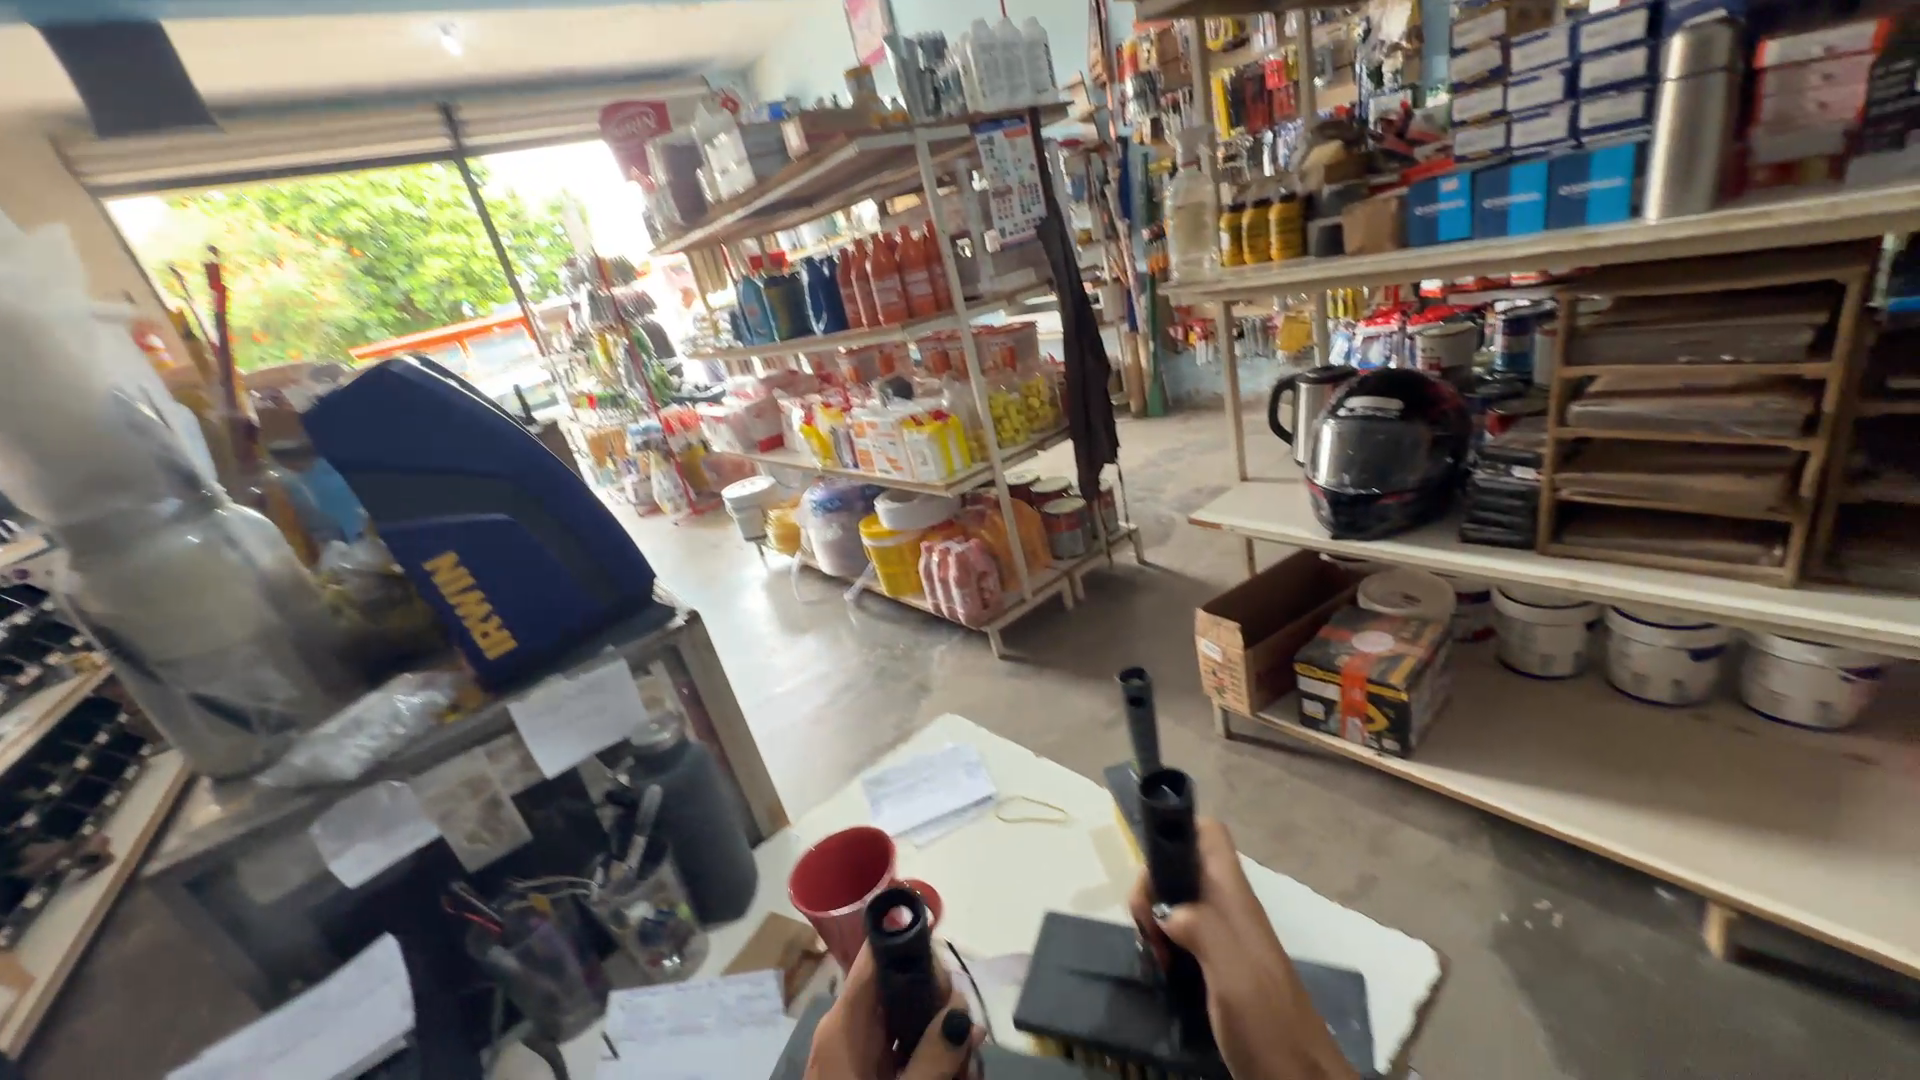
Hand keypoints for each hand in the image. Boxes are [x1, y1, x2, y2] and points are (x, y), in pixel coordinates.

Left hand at [804, 944, 984, 1079]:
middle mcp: (849, 1023)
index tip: (948, 969)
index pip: (876, 953)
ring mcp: (856, 1046)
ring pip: (909, 1016)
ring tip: (966, 1072)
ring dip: (942, 1038)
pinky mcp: (864, 1068)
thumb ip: (936, 1056)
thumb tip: (963, 1011)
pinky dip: (928, 1055)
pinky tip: (955, 1076)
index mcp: (847, 1021)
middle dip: (941, 1007)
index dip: (911, 945)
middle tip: (968, 1042)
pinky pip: (902, 1044)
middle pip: (902, 985)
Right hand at [1129, 817, 1357, 1079]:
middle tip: (1146, 928)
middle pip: (1183, 865)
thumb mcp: (1235, 976)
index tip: (1150, 871)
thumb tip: (1165, 905)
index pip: (1208, 834)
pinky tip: (1160, 965)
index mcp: (1235, 899)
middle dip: (1153, 885)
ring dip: (1154, 914)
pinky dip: (1163, 940)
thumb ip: (1202, 928)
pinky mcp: (1219, 964)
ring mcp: (1226, 936)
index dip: (1176, 833)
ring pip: (1179, 898)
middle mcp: (1230, 908)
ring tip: (1151, 950)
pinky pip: (1182, 931)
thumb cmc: (1270, 1027)